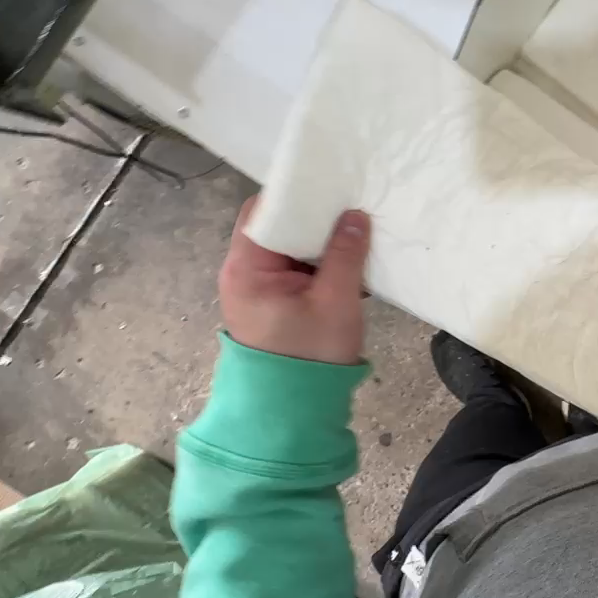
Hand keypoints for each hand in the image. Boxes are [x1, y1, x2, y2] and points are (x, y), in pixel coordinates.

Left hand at [219, 197, 370, 363]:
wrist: (294, 410)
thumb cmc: (312, 355)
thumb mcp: (336, 302)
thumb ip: (345, 255)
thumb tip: (354, 216)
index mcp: (246, 268)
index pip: (263, 212)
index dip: (295, 196)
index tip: (331, 187)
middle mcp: (243, 273)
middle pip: (277, 228)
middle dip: (314, 219)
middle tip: (350, 207)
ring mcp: (257, 289)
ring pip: (289, 249)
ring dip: (320, 243)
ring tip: (354, 231)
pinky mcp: (273, 303)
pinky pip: (296, 270)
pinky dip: (319, 263)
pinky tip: (348, 260)